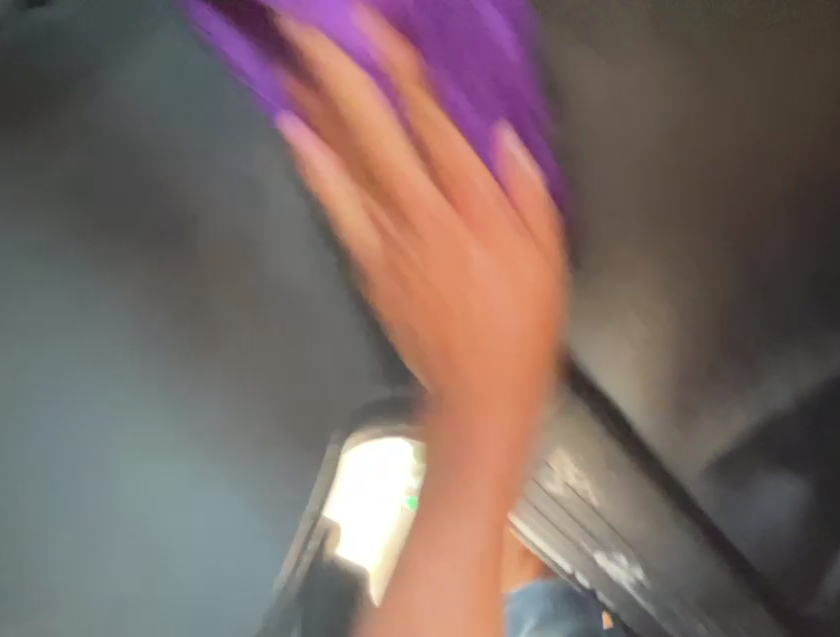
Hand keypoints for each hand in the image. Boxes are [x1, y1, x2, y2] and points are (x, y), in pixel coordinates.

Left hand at [274, 8, 566, 454]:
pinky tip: (294, 132)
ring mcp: (390, 242)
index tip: (376, 25)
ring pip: (347, 162)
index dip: (402, 68)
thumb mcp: (549, 261)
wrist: (480, 396)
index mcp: (476, 209)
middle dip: (340, 70)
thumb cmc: (524, 330)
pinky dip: (313, 167)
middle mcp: (426, 214)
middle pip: (376, 130)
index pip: (433, 123)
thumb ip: (526, 195)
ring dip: (317, 106)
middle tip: (307, 22)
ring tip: (290, 58)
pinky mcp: (371, 269)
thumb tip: (501, 139)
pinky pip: (336, 208)